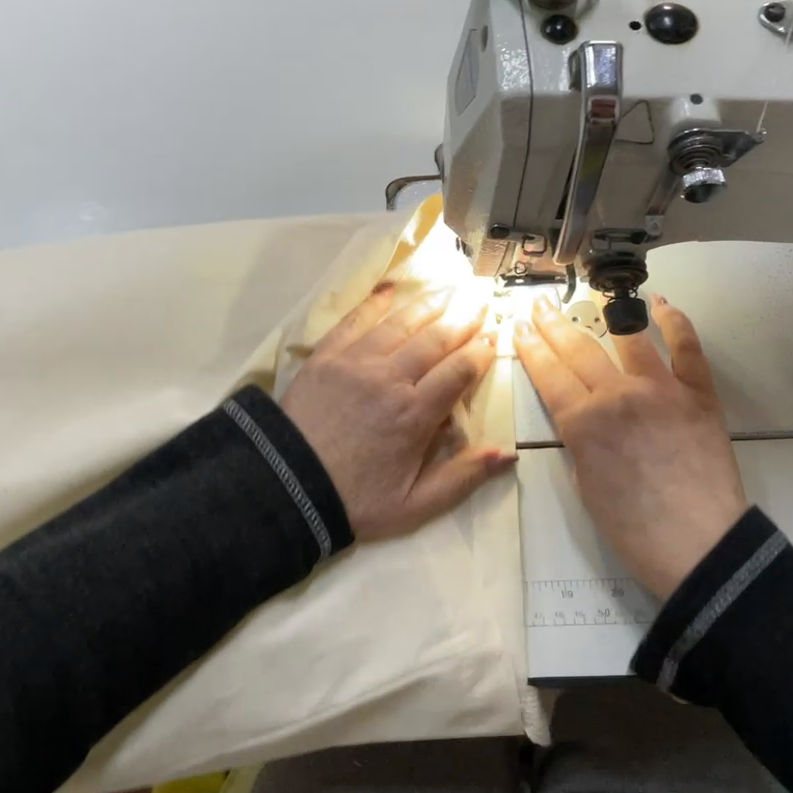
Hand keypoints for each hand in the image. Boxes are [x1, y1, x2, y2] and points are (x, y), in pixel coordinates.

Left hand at [281, 284, 514, 541]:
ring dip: (429, 303)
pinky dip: (375, 302)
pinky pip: (355, 320)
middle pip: (436, 339)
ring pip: (401, 323)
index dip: (481, 351)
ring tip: (450, 287)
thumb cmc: (354, 499)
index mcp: (416, 414)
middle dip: (463, 317)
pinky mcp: (326, 356)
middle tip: (481, 298)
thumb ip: (461, 478)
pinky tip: (391, 288)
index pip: (460, 370)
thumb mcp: (414, 505)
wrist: (285, 487)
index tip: (494, 335)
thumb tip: (507, 454)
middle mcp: (391, 379)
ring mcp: (357, 362)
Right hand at [514, 293, 747, 598]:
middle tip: (540, 306)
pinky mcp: (698, 393)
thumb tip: (583, 416)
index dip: (531, 348)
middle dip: (553, 325)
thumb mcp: (584, 483)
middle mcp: (616, 395)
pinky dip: (675, 323)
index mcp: (582, 423)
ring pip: (628, 339)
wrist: (699, 546)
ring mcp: (661, 389)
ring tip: (594, 294)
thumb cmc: (632, 527)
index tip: (520, 327)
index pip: (548, 374)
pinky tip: (662, 304)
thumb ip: (579, 441)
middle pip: (577, 350)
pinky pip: (687, 349)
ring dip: (607, 312)